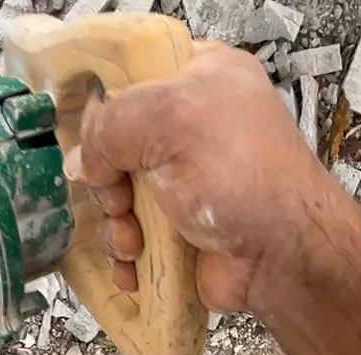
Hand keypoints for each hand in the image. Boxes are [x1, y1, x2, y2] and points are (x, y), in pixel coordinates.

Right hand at [67, 44, 349, 312]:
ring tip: (134, 244)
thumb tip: (81, 164)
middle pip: (117, 150)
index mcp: (199, 80)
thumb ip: (112, 125)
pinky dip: (126, 259)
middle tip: (122, 201)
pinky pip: (133, 242)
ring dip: (117, 228)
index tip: (98, 142)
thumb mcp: (171, 120)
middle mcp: (191, 132)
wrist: (280, 256)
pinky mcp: (180, 235)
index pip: (133, 79)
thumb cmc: (238, 176)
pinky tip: (132, 269)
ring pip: (120, 202)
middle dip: (110, 185)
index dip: (107, 110)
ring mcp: (184, 187)